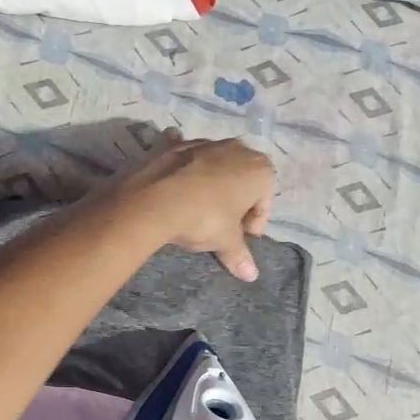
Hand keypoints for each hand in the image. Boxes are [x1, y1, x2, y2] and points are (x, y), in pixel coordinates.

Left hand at [108, 135, 273, 280]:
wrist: (155, 200)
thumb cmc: (204, 218)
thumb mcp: (225, 240)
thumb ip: (239, 254)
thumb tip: (251, 276)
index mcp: (260, 169)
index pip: (264, 201)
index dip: (254, 222)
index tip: (242, 238)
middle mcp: (237, 149)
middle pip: (242, 181)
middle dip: (236, 202)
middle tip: (223, 226)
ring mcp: (205, 143)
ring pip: (216, 168)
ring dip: (213, 186)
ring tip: (199, 210)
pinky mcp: (177, 146)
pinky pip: (187, 157)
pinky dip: (186, 166)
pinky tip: (178, 177)